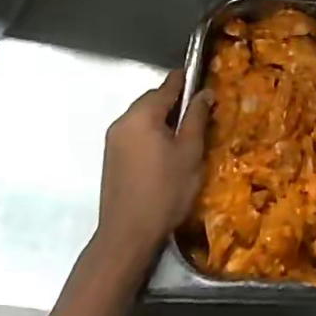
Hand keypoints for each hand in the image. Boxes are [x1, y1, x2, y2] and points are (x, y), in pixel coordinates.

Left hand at [96, 68, 213, 256]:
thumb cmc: (165, 191)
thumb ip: (197, 118)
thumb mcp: (190, 152)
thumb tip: (205, 93)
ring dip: (162, 119)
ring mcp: (113, 139)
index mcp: (143, 114)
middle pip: (153, 100)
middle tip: (198, 115)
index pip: (168, 85)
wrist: (127, 235)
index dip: (187, 81)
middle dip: (175, 102)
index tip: (204, 82)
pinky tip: (164, 153)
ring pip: (143, 117)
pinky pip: (134, 133)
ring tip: (184, 137)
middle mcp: (123, 120)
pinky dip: (150, 134)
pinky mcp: (111, 157)